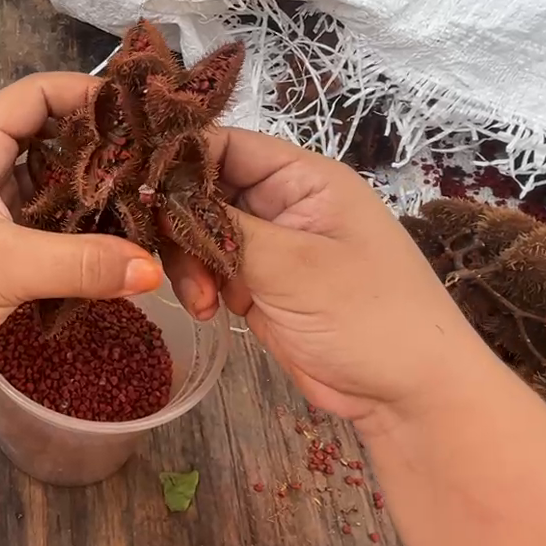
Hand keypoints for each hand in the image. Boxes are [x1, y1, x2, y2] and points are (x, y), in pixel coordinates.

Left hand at [0, 73, 163, 383]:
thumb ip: (79, 264)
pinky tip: (110, 254)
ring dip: (88, 201)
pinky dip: (71, 240)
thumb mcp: (3, 264)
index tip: (139, 111)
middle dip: (98, 152)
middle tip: (156, 166)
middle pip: (48, 143)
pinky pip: (39, 233)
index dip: (85, 93)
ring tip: (145, 209)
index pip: (35, 94)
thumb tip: (151, 271)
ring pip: (47, 192)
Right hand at [161, 128, 498, 425]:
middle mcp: (280, 202)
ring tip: (200, 299)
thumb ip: (221, 226)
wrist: (408, 399)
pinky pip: (206, 267)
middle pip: (201, 189)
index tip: (137, 188)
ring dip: (187, 262)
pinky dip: (196, 285)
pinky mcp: (255, 282)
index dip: (178, 160)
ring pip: (197, 231)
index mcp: (302, 178)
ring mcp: (266, 243)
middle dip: (178, 222)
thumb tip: (159, 196)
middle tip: (160, 255)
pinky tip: (207, 311)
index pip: (224, 145)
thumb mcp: (294, 266)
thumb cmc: (369, 317)